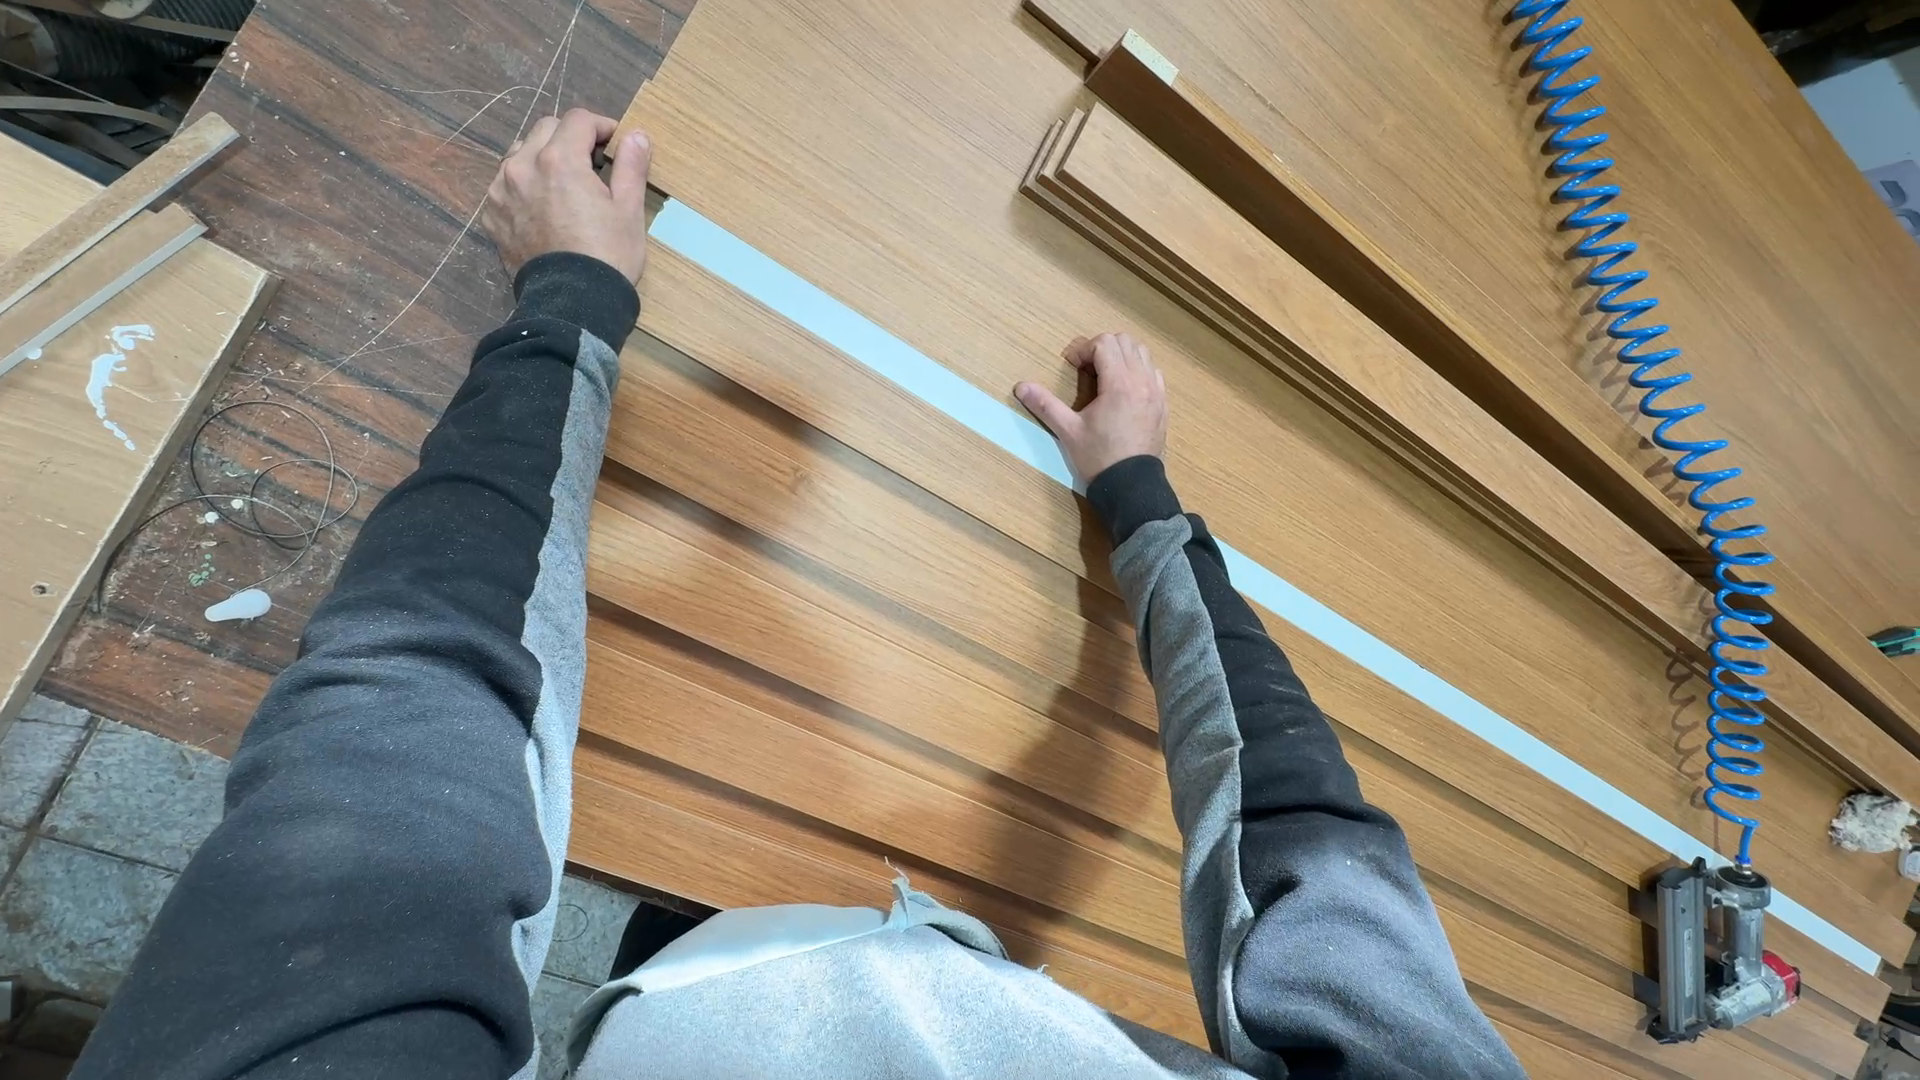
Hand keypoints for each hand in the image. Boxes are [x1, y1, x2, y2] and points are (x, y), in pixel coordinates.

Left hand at [482, 109, 652, 282]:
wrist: (575, 303)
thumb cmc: (609, 257)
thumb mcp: (629, 212)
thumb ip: (630, 168)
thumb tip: (637, 135)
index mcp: (560, 161)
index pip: (578, 121)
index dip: (601, 126)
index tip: (616, 143)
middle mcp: (522, 166)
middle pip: (546, 130)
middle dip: (571, 139)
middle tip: (593, 164)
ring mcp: (501, 190)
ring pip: (521, 154)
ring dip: (544, 159)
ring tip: (565, 186)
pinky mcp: (492, 214)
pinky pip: (506, 185)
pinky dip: (526, 186)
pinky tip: (544, 208)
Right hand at [1015, 332, 1167, 486]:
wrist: (1131, 485)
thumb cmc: (1098, 458)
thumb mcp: (1068, 431)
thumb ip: (1045, 405)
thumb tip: (1020, 387)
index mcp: (1119, 384)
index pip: (1105, 343)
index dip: (1084, 350)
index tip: (1072, 367)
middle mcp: (1142, 381)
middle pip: (1125, 341)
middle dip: (1102, 348)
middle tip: (1086, 370)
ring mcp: (1157, 391)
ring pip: (1142, 353)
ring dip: (1121, 356)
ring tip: (1105, 377)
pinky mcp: (1163, 403)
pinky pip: (1153, 371)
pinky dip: (1138, 370)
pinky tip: (1123, 390)